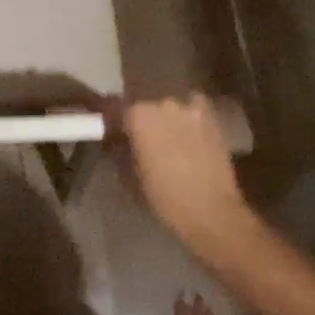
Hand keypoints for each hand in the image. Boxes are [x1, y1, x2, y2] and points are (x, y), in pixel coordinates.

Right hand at [121, 93, 253, 252]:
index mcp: (137, 115)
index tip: (103, 126)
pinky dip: (187, 117)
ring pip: (167, 107)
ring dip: (163, 118)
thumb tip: (112, 138)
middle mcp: (162, 102)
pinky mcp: (210, 117)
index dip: (106, 117)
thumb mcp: (129, 175)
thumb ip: (117, 149)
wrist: (211, 212)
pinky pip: (192, 108)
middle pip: (142, 105)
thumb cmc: (164, 197)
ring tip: (164, 137)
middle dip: (137, 119)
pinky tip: (187, 132)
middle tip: (135, 137)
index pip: (112, 106)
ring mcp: (189, 107)